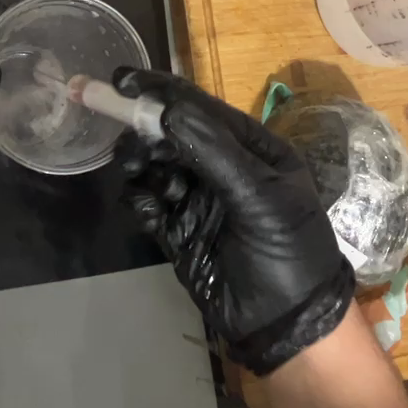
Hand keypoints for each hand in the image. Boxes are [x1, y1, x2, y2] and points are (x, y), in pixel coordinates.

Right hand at [114, 68, 354, 375]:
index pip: (200, 108)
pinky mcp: (178, 229)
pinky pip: (147, 202)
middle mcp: (222, 167)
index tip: (121, 80)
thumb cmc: (286, 250)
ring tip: (138, 174)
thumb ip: (211, 150)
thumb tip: (167, 109)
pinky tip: (149, 213)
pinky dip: (140, 202)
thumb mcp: (258, 195)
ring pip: (154, 166)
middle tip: (122, 134)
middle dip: (144, 130)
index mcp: (252, 148)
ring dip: (141, 165)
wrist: (286, 327)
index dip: (161, 91)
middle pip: (170, 133)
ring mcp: (198, 198)